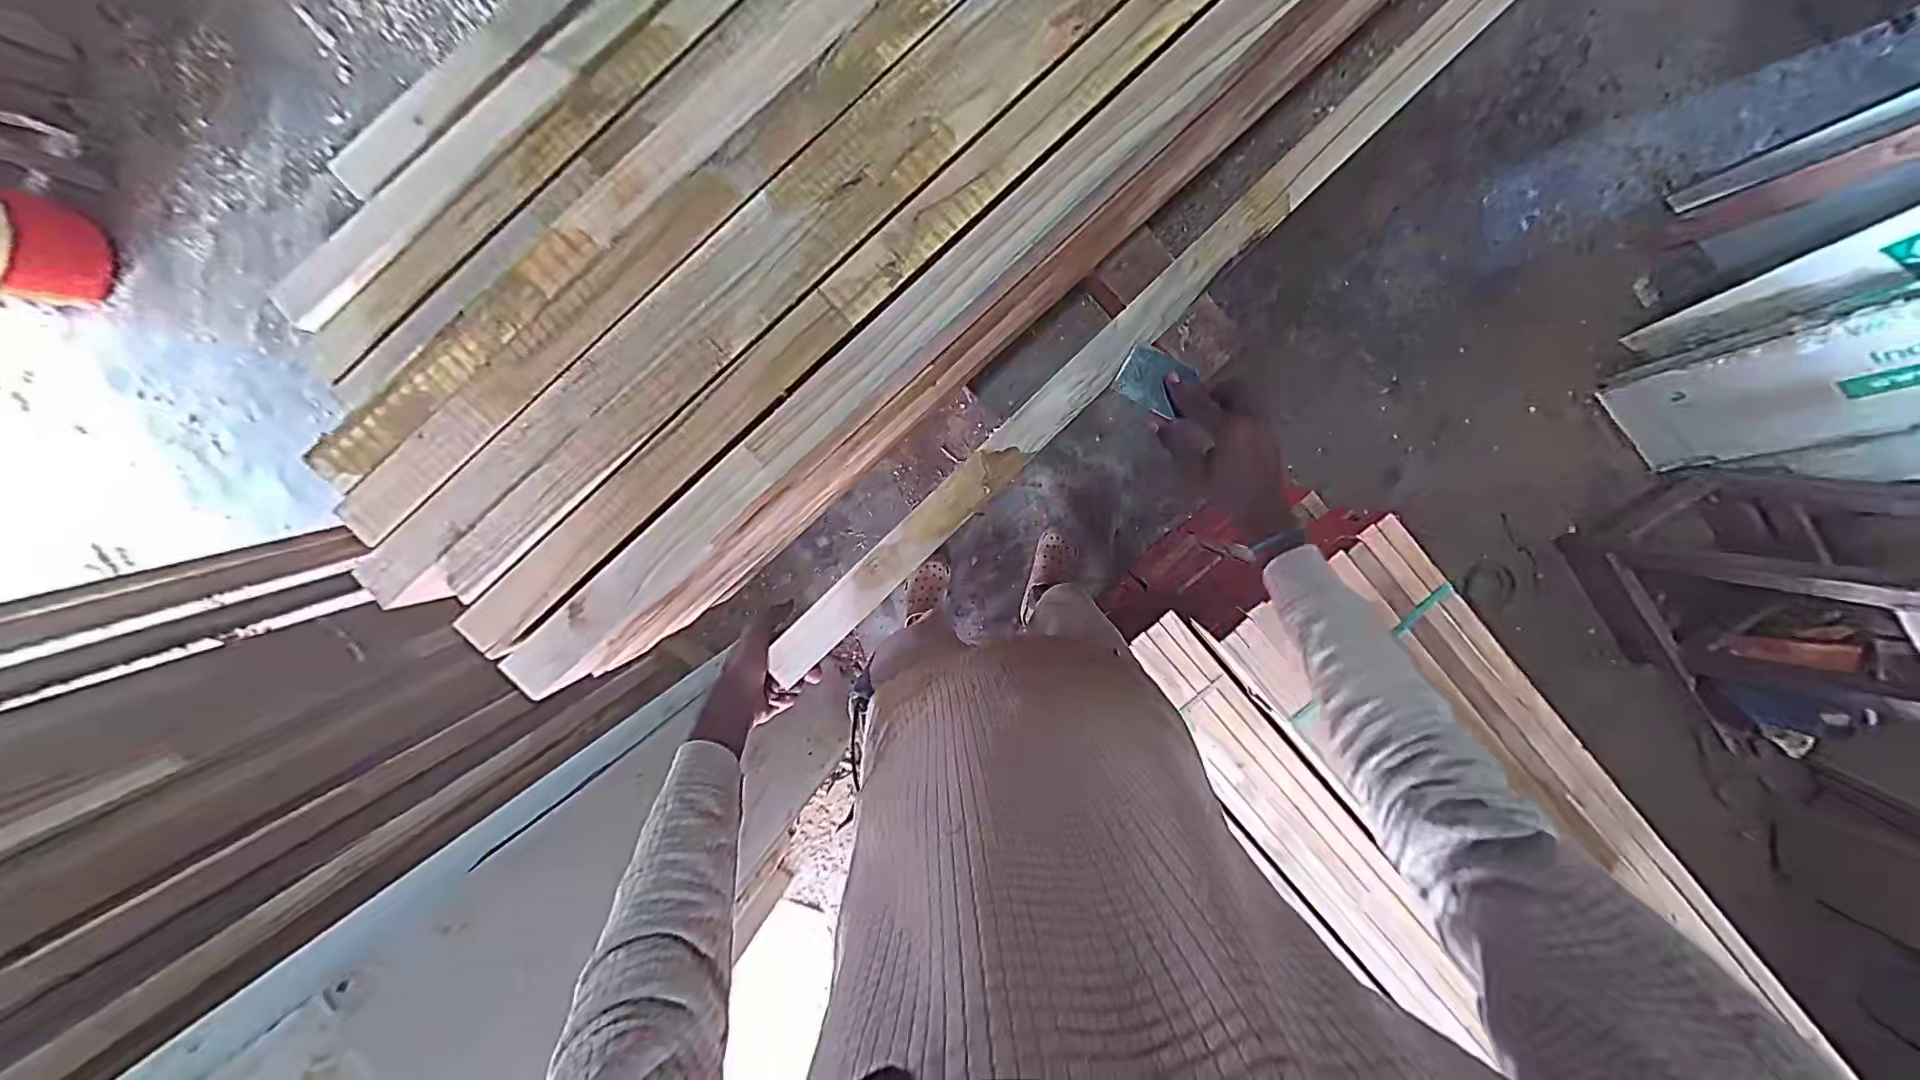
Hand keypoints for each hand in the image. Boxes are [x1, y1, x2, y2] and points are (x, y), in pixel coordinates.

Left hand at [688, 607, 819, 757]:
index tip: (812, 647)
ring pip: (796, 680)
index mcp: (758, 647)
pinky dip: (788, 698)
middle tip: (811, 673)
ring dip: (797, 684)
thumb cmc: (742, 670)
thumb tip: (787, 603)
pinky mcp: (771, 702)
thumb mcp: (756, 634)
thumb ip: (771, 617)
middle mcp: (763, 665)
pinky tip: (779, 697)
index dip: (802, 642)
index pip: (787, 640)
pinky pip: (790, 698)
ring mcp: (767, 684)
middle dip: (807, 668)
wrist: (736, 704)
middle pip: (796, 662)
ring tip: (787, 687)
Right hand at [1151, 375, 1293, 540]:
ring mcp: (1264, 424)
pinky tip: (1224, 430)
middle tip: (1195, 403)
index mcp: (1230, 429)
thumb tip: (1155, 421)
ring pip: (1244, 397)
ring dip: (1224, 400)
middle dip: (1212, 390)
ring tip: (1209, 417)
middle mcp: (1250, 420)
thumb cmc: (1226, 495)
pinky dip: (1235, 410)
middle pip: (1232, 388)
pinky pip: (1251, 409)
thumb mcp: (1196, 473)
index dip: (1182, 392)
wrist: (1264, 512)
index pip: (1201, 404)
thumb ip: (1176, 443)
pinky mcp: (1269, 431)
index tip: (1169, 378)